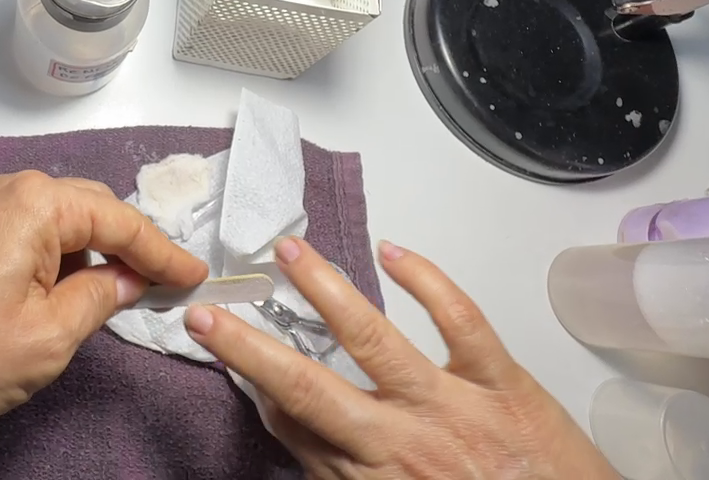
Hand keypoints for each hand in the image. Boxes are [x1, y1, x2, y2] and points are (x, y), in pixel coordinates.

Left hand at [0, 171, 208, 479]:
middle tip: (160, 284)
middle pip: (89, 209)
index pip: (119, 219)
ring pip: (57, 220)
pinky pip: (27, 231)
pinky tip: (62, 289)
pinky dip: (55, 257)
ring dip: (89, 253)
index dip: (162, 251)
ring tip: (114, 292)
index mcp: (36, 202)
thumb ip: (98, 297)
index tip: (194, 273)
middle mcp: (10, 188)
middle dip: (127, 246)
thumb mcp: (45, 338)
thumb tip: (128, 278)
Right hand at [183, 237, 613, 479]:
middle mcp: (404, 443)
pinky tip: (390, 251)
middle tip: (207, 310)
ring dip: (325, 291)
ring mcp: (452, 407)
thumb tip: (289, 420)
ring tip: (289, 253)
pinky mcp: (501, 383)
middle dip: (249, 347)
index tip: (221, 340)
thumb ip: (343, 469)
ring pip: (374, 341)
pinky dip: (426, 282)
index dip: (253, 381)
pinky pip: (460, 323)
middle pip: (308, 387)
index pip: (293, 424)